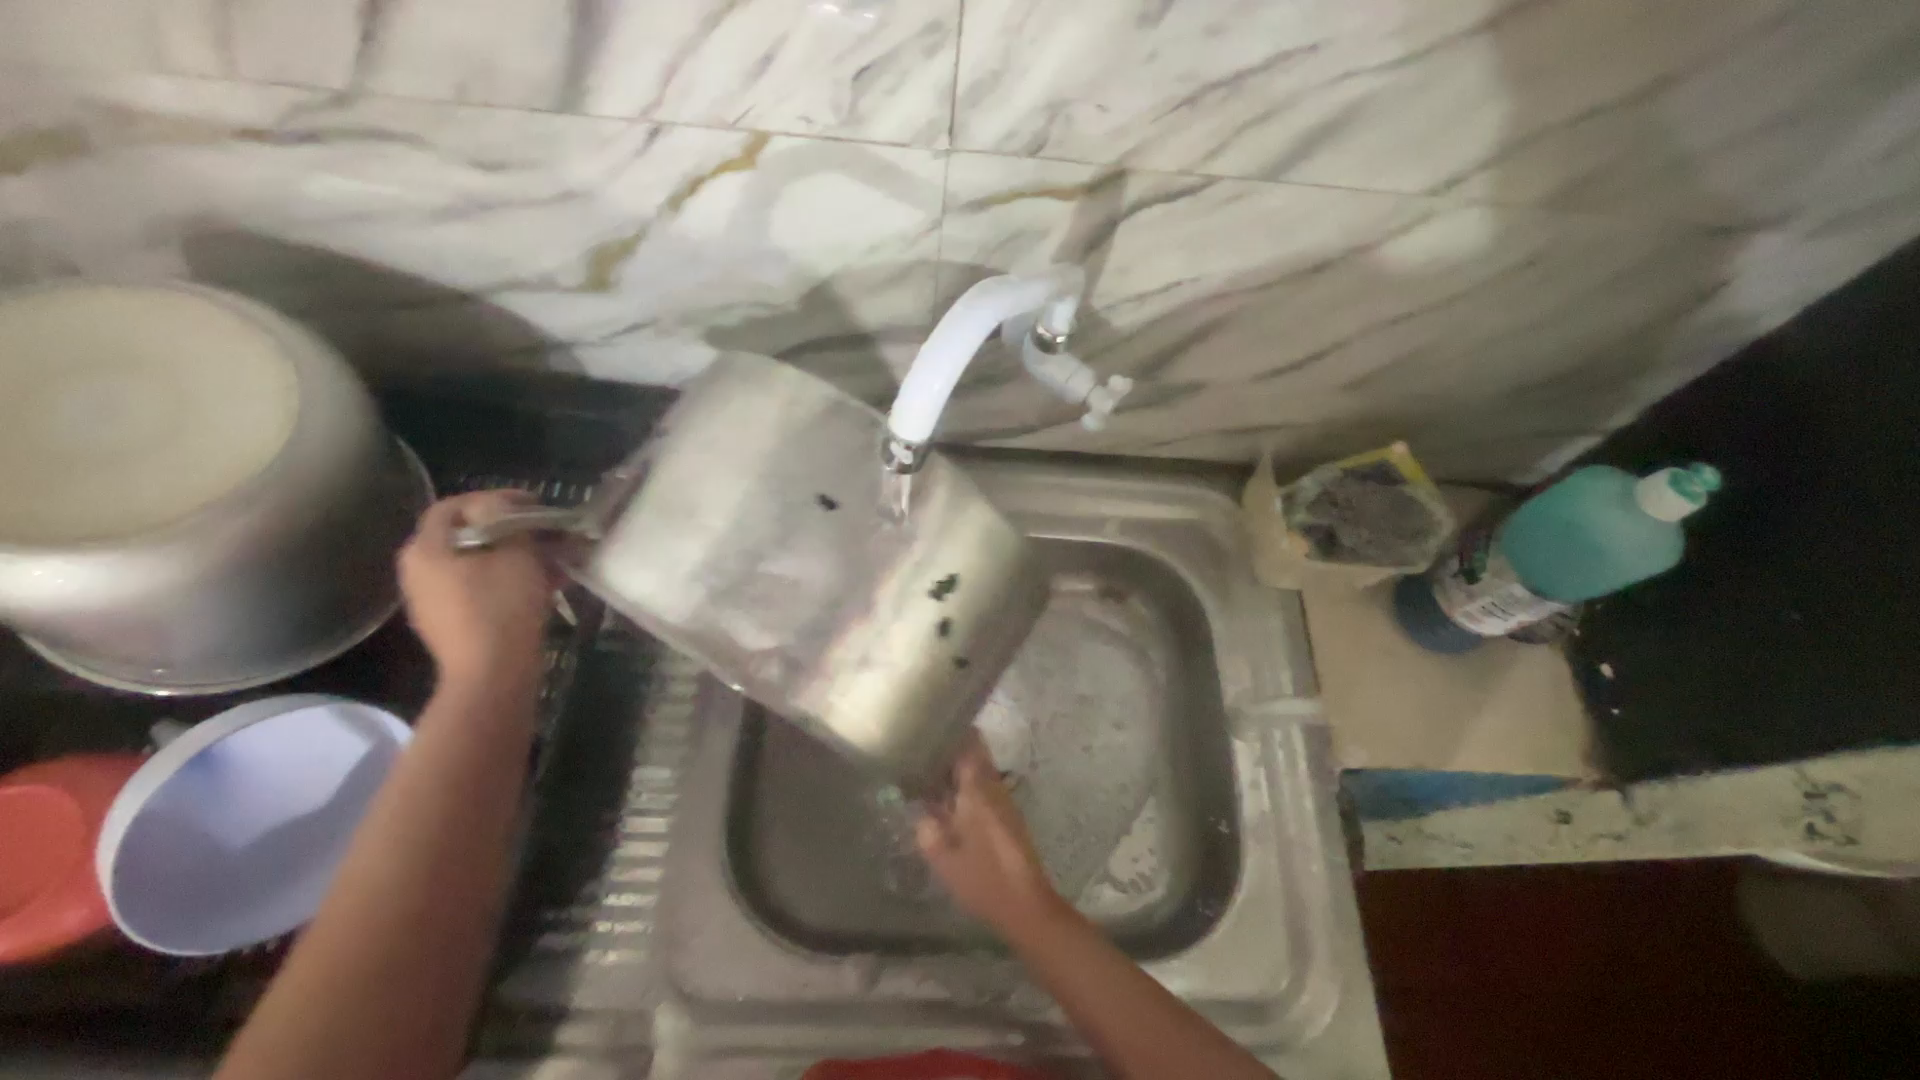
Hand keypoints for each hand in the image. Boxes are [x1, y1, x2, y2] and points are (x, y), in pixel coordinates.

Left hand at [398, 490, 553, 691]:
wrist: (492, 676)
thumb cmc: (502, 607)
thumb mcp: (517, 555)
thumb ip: (512, 524)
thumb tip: (504, 510)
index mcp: (425, 549)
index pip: (453, 506)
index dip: (494, 499)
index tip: (533, 504)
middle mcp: (419, 572)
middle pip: (466, 536)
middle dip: (510, 531)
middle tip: (546, 532)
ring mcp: (432, 600)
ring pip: (477, 564)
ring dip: (515, 557)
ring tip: (555, 559)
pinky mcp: (451, 623)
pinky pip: (480, 589)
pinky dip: (508, 580)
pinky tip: (546, 585)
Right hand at [915, 734, 1066, 933]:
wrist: (1026, 906)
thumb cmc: (983, 879)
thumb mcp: (942, 856)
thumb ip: (926, 827)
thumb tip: (920, 809)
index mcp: (978, 788)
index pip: (970, 741)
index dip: (951, 728)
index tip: (928, 724)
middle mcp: (994, 787)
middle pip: (974, 753)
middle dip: (949, 749)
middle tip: (918, 750)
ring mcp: (1003, 801)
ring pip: (978, 771)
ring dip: (955, 769)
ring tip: (924, 772)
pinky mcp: (1007, 818)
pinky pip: (982, 789)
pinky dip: (963, 787)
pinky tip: (943, 802)